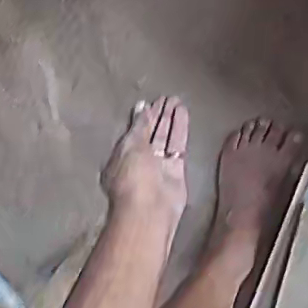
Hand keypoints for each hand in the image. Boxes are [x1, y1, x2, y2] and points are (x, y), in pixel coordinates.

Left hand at [102, 96, 189, 216]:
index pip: (135, 130)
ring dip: (170, 118)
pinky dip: (180, 127)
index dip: (143, 115)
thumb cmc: (131, 177)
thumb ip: (139, 126)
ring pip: (166, 135)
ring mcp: (159, 163)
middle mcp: (141, 158)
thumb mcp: (130, 145)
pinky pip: (178, 143)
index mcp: (124, 154)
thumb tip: (141, 107)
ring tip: (177, 100)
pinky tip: (183, 112)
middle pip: (152, 131)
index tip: (150, 101)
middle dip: (158, 114)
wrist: (149, 210)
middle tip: (167, 97)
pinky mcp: (176, 168)